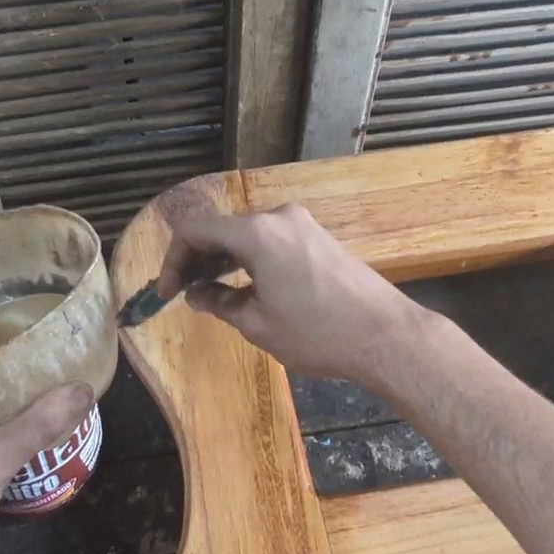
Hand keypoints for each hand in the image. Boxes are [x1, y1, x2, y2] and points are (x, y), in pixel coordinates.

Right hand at [156, 204, 429, 385]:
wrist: (387, 336)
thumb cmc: (318, 333)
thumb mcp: (258, 325)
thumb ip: (220, 303)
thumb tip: (196, 294)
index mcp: (256, 233)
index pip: (195, 230)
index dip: (172, 260)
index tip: (166, 293)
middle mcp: (278, 217)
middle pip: (220, 229)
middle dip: (195, 260)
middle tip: (182, 294)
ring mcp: (302, 224)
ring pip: (246, 235)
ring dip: (222, 260)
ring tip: (209, 293)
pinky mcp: (319, 237)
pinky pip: (271, 241)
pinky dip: (249, 259)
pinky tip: (245, 287)